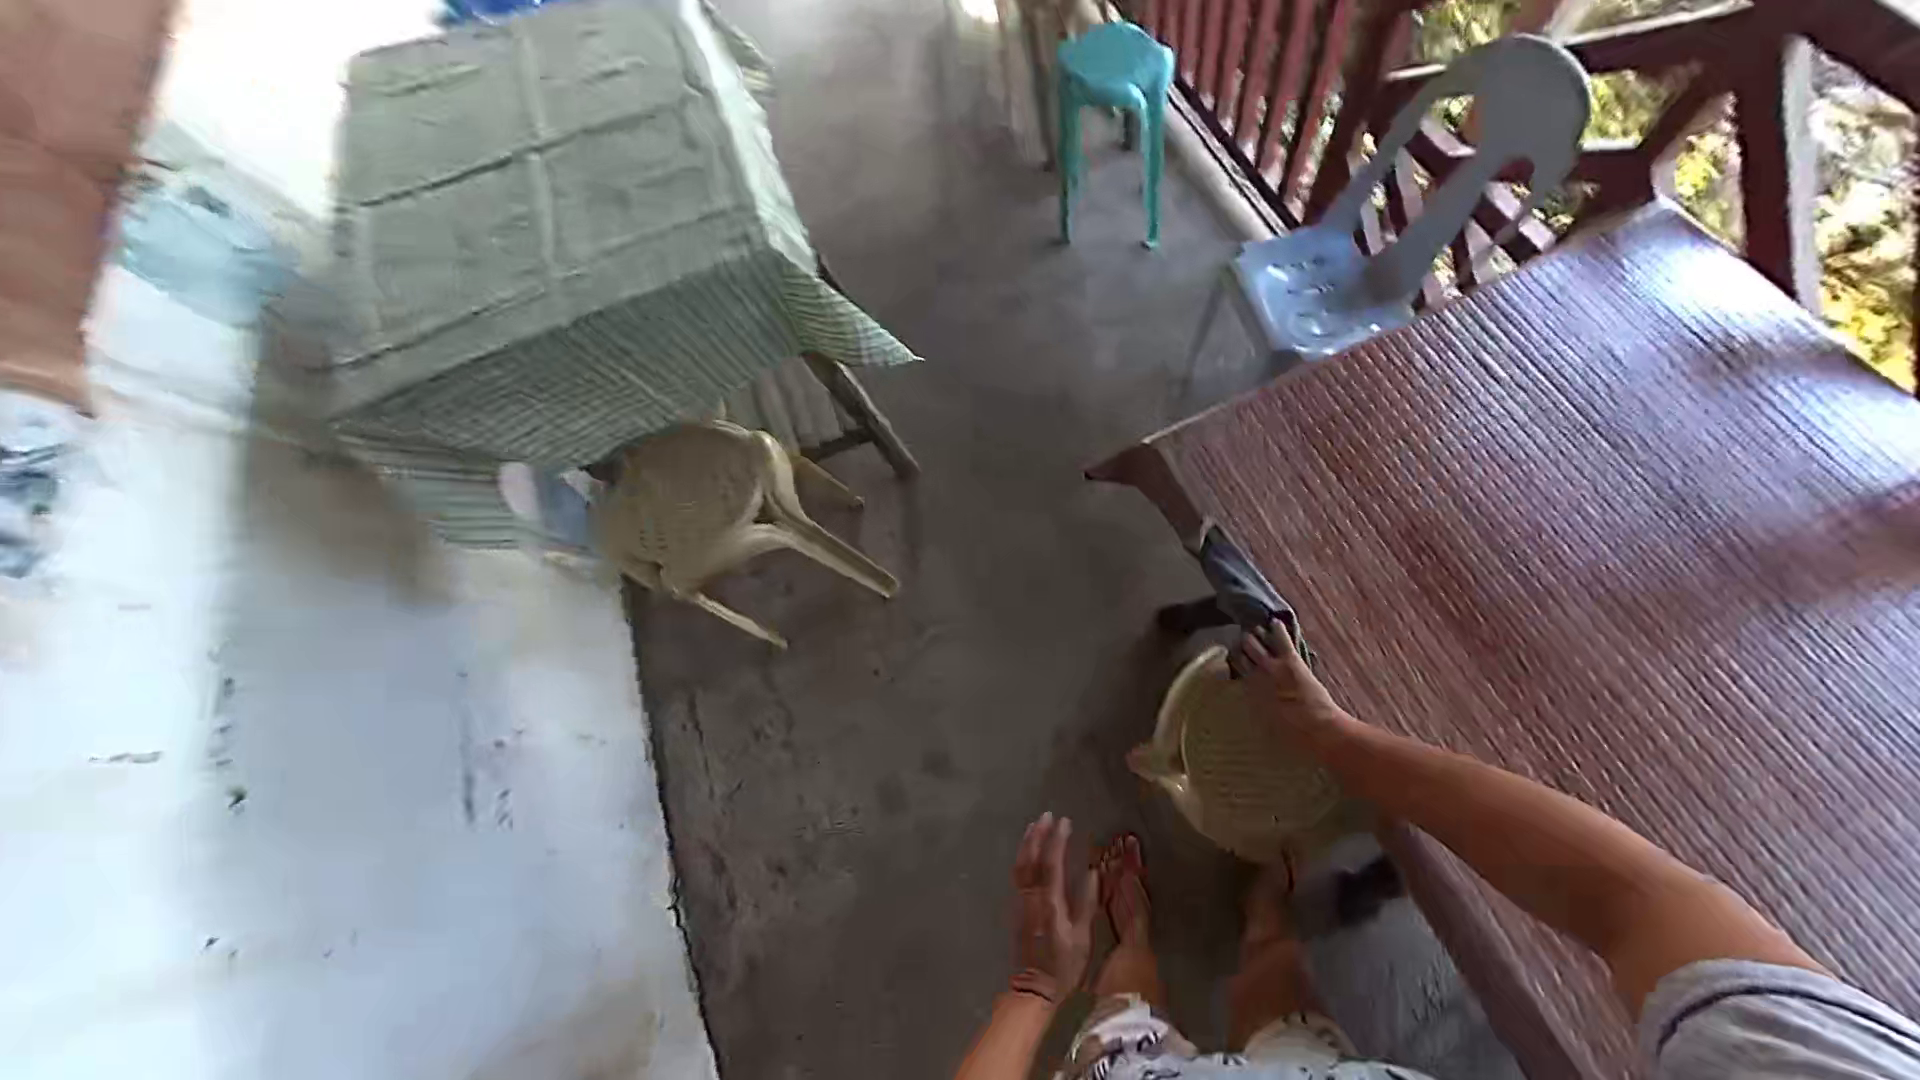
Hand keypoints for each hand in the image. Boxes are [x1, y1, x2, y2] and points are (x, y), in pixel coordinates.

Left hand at [1008, 812, 1095, 1003]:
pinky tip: (1026, 850)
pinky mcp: (1016, 906)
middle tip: (1047, 814)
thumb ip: (1087, 903)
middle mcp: (1032, 896)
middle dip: (1039, 833)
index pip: (1052, 862)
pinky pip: (1017, 873)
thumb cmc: (1064, 965)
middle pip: (1032, 857)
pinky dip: (1022, 856)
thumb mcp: (1083, 937)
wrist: (1034, 987)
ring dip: (1028, 842)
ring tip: (1035, 824)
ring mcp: (1021, 900)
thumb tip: (1094, 872)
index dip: (1057, 839)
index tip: (1065, 821)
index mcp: (1051, 902)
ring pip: (1021, 864)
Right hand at [1234, 623, 1353, 742]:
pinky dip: (1277, 630)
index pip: (1235, 667)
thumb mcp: (1267, 724)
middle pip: (1242, 652)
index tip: (1237, 656)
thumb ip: (1258, 709)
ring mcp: (1273, 667)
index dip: (1235, 659)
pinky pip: (1280, 640)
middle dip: (1243, 644)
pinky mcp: (1290, 662)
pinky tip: (1274, 622)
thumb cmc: (1292, 735)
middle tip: (1246, 640)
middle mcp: (1255, 676)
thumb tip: (1251, 704)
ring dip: (1255, 636)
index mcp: (1249, 691)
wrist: (1318, 730)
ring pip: (1255, 643)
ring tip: (1255, 630)